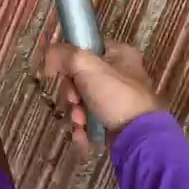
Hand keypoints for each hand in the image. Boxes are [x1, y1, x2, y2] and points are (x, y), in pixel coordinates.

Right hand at [42, 43, 160, 147]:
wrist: (140, 140)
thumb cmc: (114, 95)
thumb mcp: (83, 63)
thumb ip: (60, 54)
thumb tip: (48, 62)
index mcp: (120, 54)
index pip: (85, 48)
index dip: (70, 61)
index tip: (65, 74)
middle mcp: (122, 74)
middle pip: (81, 77)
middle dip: (71, 93)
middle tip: (74, 101)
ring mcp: (120, 100)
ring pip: (84, 100)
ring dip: (75, 112)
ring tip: (80, 123)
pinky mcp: (118, 122)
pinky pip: (92, 119)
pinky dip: (84, 128)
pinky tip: (82, 136)